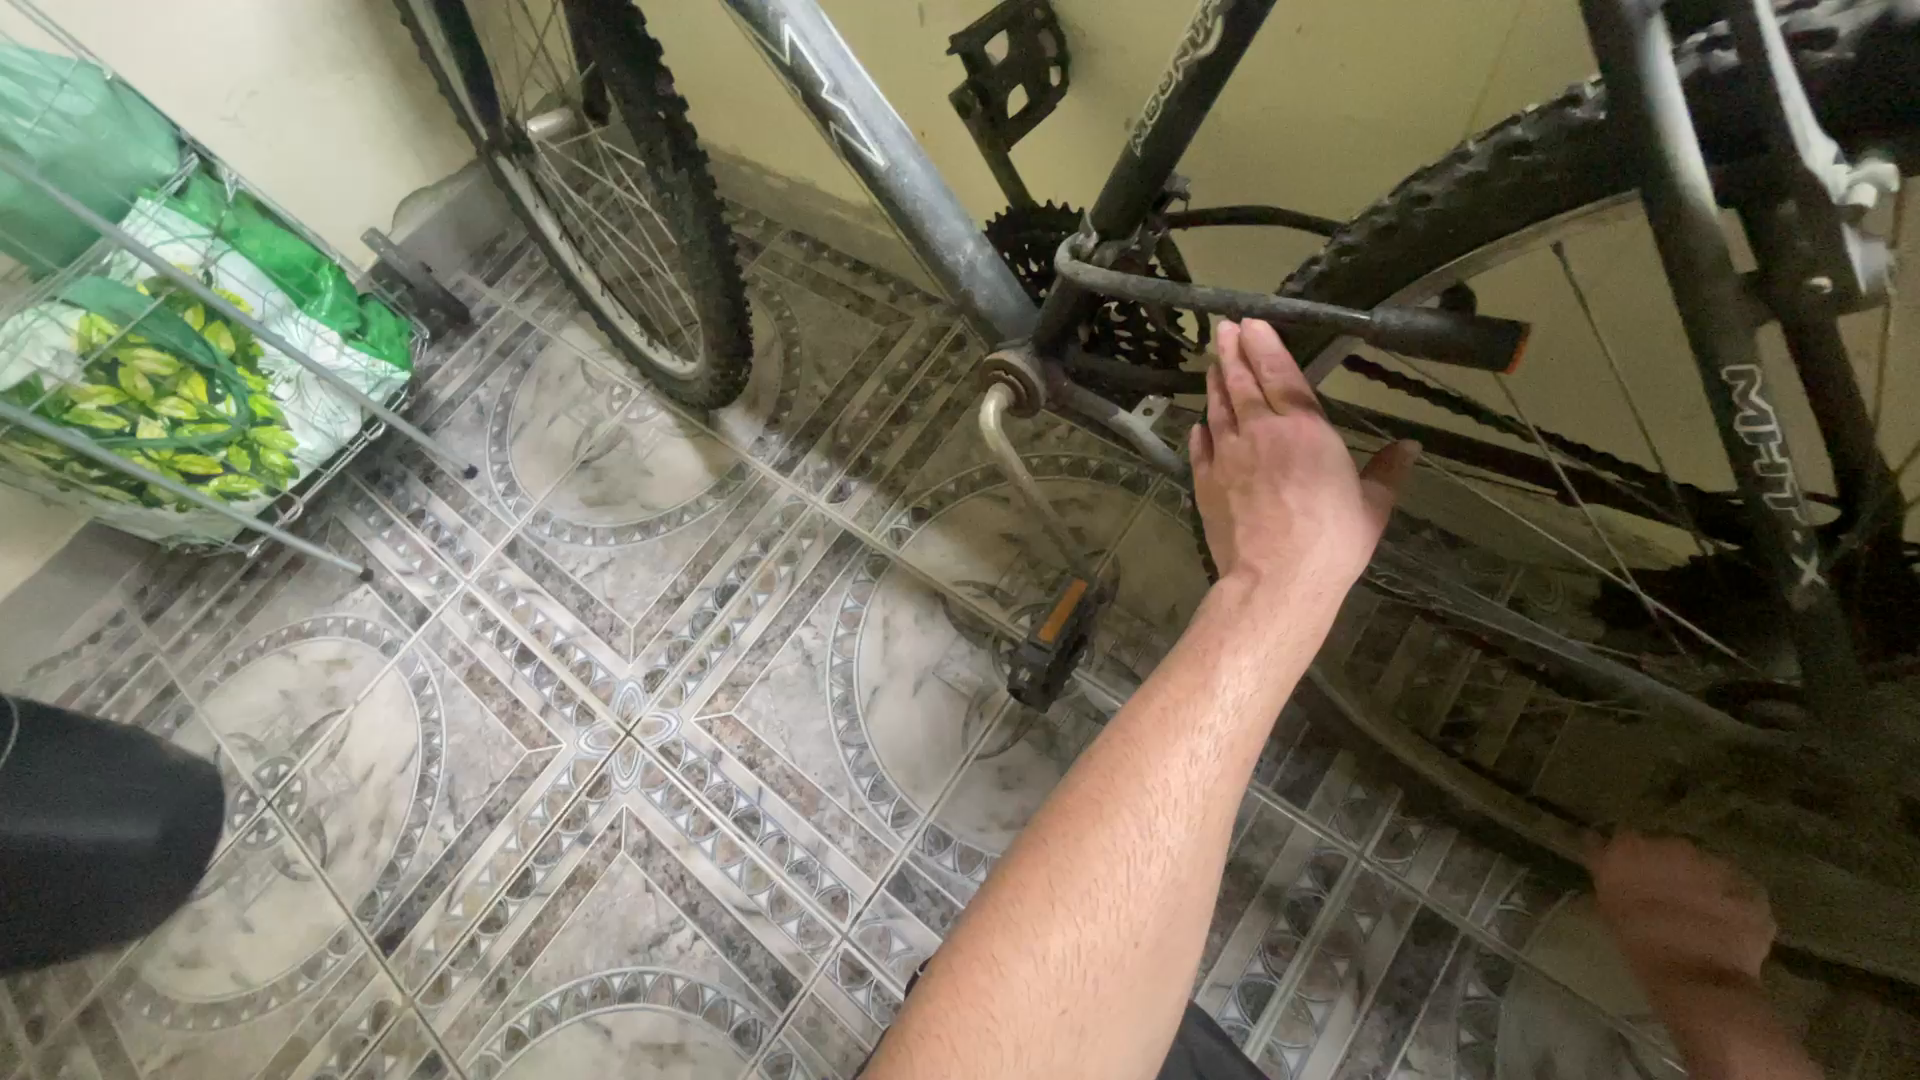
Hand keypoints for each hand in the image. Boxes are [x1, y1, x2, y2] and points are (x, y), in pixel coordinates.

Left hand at [1190, 319, 1418, 607]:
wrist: (1275, 578)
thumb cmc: (1332, 541)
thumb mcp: (1372, 505)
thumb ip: (1387, 470)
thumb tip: (1411, 445)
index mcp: (1305, 430)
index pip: (1281, 375)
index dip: (1266, 347)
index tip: (1252, 324)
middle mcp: (1261, 433)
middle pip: (1242, 384)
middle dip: (1232, 352)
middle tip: (1224, 329)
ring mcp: (1227, 457)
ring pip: (1217, 410)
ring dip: (1213, 384)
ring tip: (1211, 363)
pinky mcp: (1205, 483)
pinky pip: (1200, 448)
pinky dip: (1200, 431)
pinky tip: (1199, 423)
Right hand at [1587, 831, 1776, 984]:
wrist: (1697, 975)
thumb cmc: (1638, 938)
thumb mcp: (1608, 901)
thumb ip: (1607, 871)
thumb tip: (1603, 853)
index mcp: (1630, 845)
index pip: (1625, 837)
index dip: (1628, 854)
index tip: (1629, 869)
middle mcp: (1673, 844)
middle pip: (1670, 846)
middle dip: (1669, 864)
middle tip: (1667, 891)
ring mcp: (1716, 864)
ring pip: (1707, 865)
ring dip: (1703, 880)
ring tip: (1702, 910)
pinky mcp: (1752, 888)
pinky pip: (1739, 889)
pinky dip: (1733, 900)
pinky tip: (1727, 922)